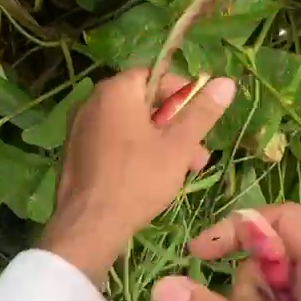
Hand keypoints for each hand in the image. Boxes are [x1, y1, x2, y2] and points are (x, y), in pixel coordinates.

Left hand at [39, 69, 234, 284]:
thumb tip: (226, 82)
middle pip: (142, 104)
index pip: (154, 76)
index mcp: (114, 91)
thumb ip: (201, 112)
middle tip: (199, 154)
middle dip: (175, 126)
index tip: (201, 117)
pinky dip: (134, 153)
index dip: (183, 93)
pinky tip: (152, 178)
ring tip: (185, 171)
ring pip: (129, 128)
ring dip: (160, 144)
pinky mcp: (74, 155)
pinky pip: (111, 144)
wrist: (88, 225)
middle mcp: (91, 103)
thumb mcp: (178, 146)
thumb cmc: (137, 180)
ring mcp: (78, 130)